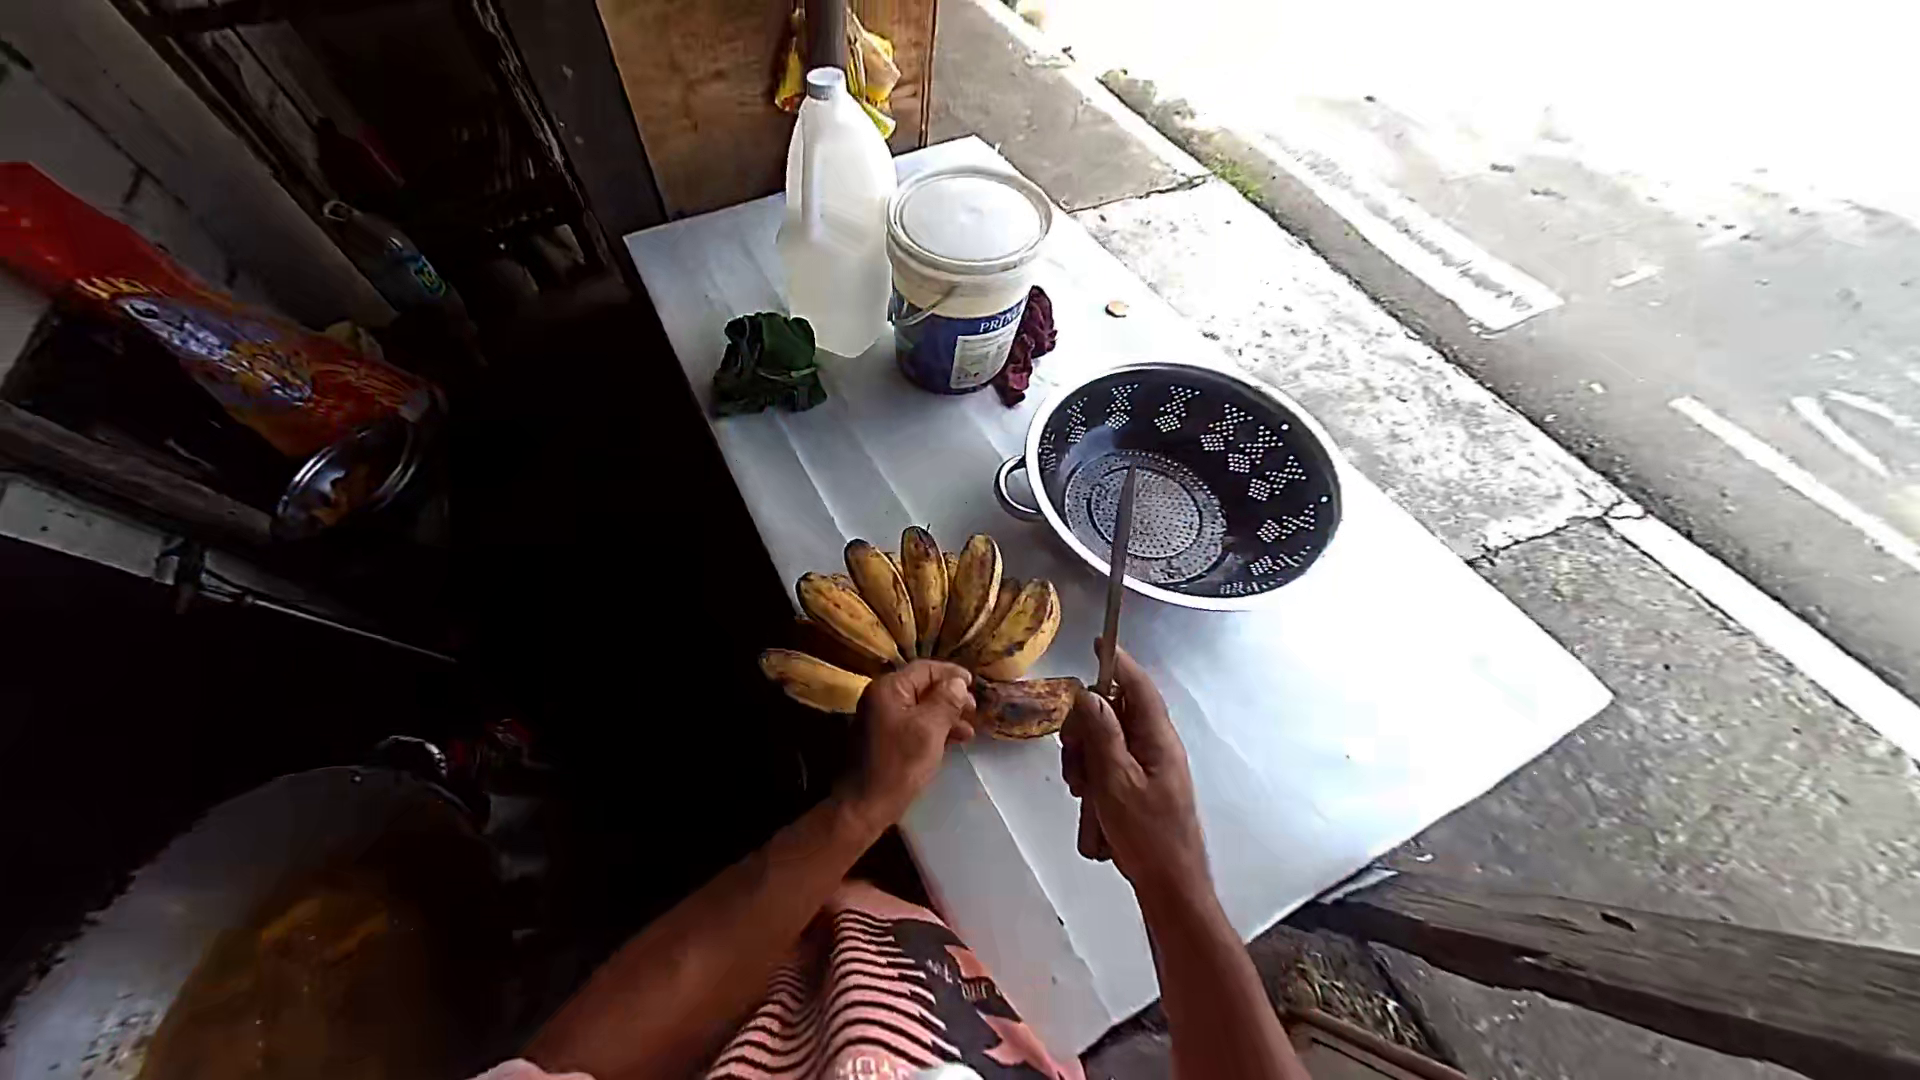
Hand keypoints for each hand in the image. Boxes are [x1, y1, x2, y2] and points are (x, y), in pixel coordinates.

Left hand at [842, 660, 976, 824]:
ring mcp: (882, 717)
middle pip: (923, 686)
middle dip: (950, 696)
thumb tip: (958, 682)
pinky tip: (954, 740)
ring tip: (969, 729)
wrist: (864, 807)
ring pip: (921, 707)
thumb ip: (946, 701)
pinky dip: (934, 728)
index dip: (952, 674)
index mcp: (889, 688)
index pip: (925, 669)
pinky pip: (915, 723)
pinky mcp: (885, 737)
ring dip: (946, 714)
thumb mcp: (929, 729)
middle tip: (973, 709)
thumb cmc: (898, 764)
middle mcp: (882, 697)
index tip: (974, 684)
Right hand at [1062, 642, 1210, 908]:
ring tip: (1080, 787)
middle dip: (1087, 726)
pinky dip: (1094, 773)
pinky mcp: (1140, 785)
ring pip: (1107, 739)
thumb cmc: (1147, 835)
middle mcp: (1155, 745)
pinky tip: (1088, 799)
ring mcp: (1149, 766)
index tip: (1098, 642)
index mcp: (1157, 738)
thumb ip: (1102, 734)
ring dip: (1086, 755)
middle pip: (1114, 712)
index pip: (1137, 686)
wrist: (1171, 887)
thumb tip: (1088, 693)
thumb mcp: (1116, 781)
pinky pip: (1110, 763)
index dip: (1118, 662)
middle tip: (1072, 754)